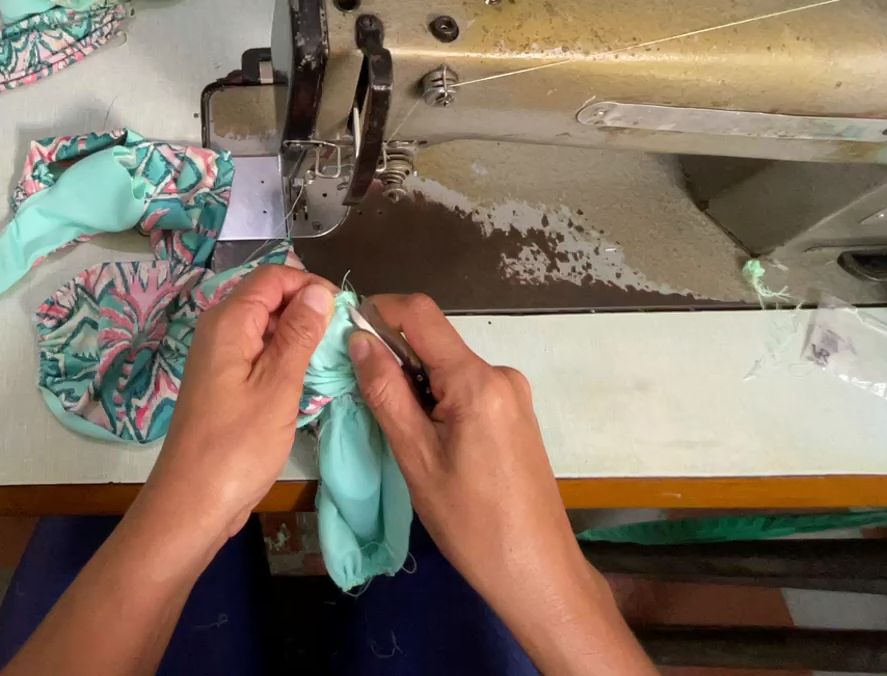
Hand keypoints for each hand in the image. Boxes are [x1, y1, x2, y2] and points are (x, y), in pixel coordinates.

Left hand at [141, 265, 335, 544]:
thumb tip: (318, 291)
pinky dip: (282, 355)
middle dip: (305, 307)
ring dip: (296, 333)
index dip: (309, 284)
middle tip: (341, 336)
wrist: (193, 502)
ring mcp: (218, 355)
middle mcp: (218, 329)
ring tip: (330, 357)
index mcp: (228, 321)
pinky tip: (305, 376)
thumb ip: (298, 334)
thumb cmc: (238, 446)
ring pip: (264, 325)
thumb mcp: (278, 386)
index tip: (343, 309)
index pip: (272, 276)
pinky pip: (257, 350)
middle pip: (267, 297)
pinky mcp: (223, 379)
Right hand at [348, 295, 603, 629]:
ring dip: (412, 380)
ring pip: (446, 365)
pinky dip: (435, 397)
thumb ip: (385, 391)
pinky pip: (464, 385)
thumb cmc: (472, 522)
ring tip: (397, 427)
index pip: (420, 313)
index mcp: (476, 380)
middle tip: (362, 392)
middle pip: (432, 340)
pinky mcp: (514, 413)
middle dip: (392, 354)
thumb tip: (358, 339)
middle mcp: (500, 374)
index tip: (347, 332)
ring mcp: (512, 394)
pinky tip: (427, 438)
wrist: (540, 577)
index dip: (379, 309)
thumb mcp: (416, 457)